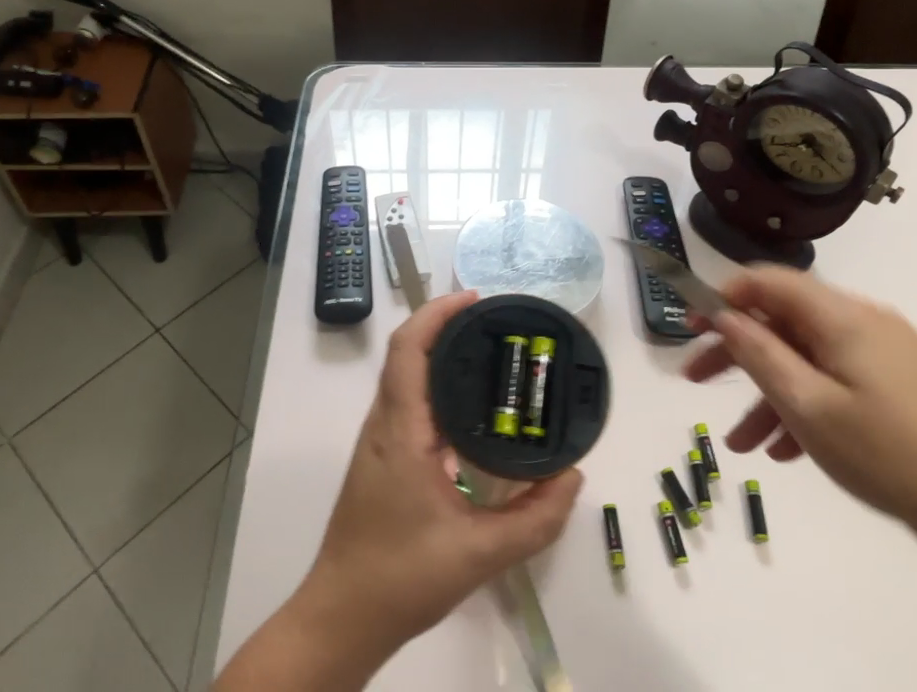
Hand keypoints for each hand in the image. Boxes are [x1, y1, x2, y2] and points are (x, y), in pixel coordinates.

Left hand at [301, 289, 582, 653]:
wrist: (343, 616)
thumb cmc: (402, 577)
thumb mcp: (482, 553)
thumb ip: (536, 518)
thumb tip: (573, 476)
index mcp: (401, 432)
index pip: (408, 350)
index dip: (437, 313)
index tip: (477, 300)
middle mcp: (384, 427)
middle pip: (407, 356)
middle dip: (447, 328)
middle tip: (499, 327)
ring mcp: (380, 444)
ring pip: (407, 381)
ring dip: (441, 358)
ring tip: (494, 360)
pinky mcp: (384, 462)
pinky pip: (411, 407)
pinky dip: (439, 391)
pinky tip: (475, 415)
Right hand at [683, 266, 916, 545]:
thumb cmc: (888, 454)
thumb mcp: (808, 405)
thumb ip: (759, 354)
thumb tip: (724, 315)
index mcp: (843, 318)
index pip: (769, 282)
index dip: (722, 298)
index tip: (688, 327)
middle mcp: (866, 324)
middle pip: (785, 322)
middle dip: (737, 352)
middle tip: (694, 380)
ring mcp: (890, 357)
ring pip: (810, 360)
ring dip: (769, 395)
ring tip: (741, 446)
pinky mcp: (905, 388)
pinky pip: (838, 384)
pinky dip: (806, 408)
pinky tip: (788, 453)